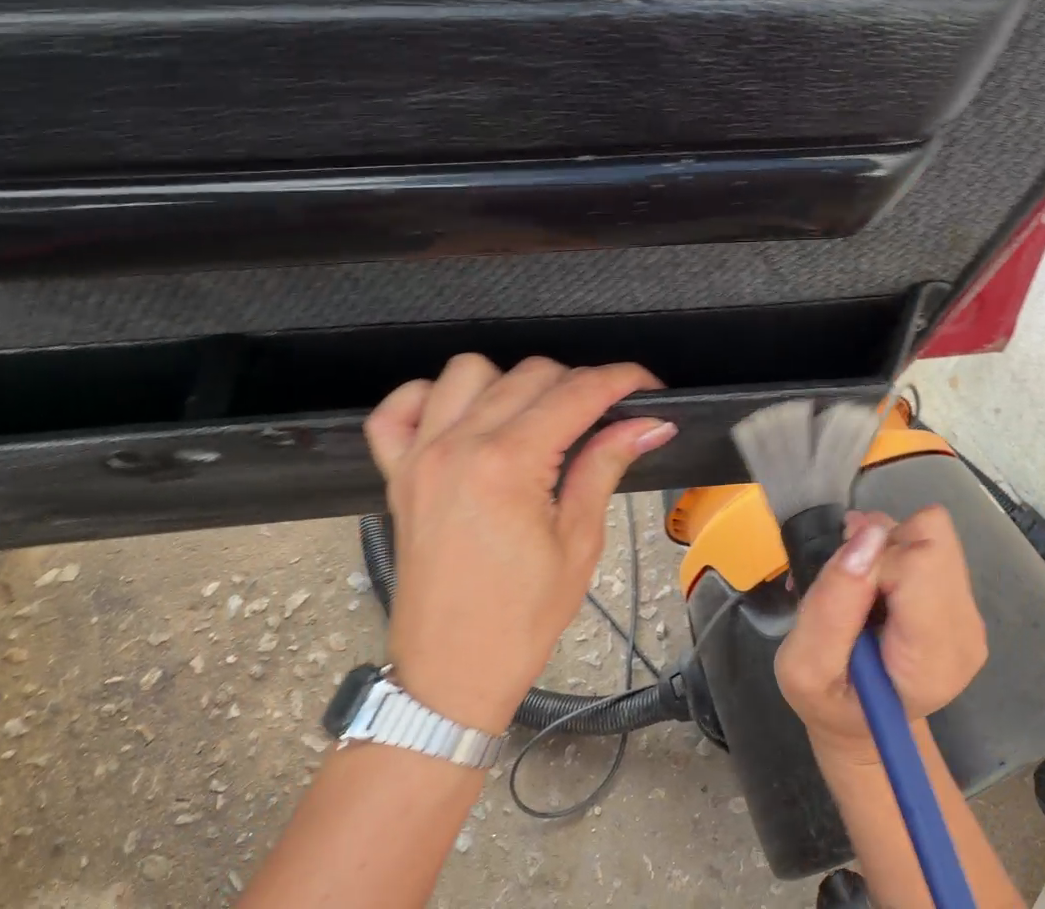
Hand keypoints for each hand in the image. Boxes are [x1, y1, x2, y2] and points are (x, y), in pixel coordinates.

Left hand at [362, 354, 674, 731]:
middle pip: (530, 374)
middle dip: (578, 384)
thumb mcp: (579, 543)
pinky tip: (465, 418)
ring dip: (511, 382)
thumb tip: (647, 425)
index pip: (577, 393)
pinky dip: (432, 398)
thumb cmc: (518, 621)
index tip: (645, 385)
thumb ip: (605, 466)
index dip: (622, 380)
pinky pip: (399, 408)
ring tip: (538, 419)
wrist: (452, 673)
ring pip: (469, 371)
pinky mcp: (398, 475)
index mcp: (508, 466)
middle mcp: (457, 448)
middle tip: (606, 415)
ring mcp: (420, 457)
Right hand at [774, 506, 988, 764]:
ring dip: (885, 548)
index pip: (921, 559)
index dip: (873, 560)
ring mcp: (970, 613)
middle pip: (932, 538)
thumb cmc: (829, 702)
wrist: (862, 718)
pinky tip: (874, 586)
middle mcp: (966, 630)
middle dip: (881, 547)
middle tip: (847, 581)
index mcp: (933, 657)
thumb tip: (867, 535)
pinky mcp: (962, 598)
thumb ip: (830, 603)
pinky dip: (895, 553)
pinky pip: (931, 543)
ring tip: (857, 586)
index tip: (845, 590)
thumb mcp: (804, 668)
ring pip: (931, 533)